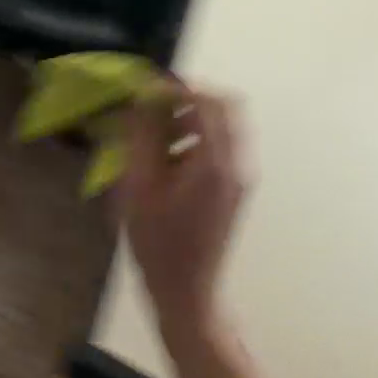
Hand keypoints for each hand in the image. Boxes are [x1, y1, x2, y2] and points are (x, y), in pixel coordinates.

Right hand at [118, 86, 247, 337]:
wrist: (186, 290)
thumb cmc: (157, 239)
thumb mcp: (139, 184)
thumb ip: (143, 136)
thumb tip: (143, 98)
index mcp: (217, 163)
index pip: (213, 103)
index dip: (180, 88)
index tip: (144, 91)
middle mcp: (237, 165)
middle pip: (224, 109)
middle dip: (184, 101)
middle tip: (146, 109)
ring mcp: (238, 178)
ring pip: (220, 127)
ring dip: (185, 120)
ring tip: (146, 136)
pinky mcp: (231, 188)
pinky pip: (216, 147)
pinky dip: (189, 140)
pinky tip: (158, 159)